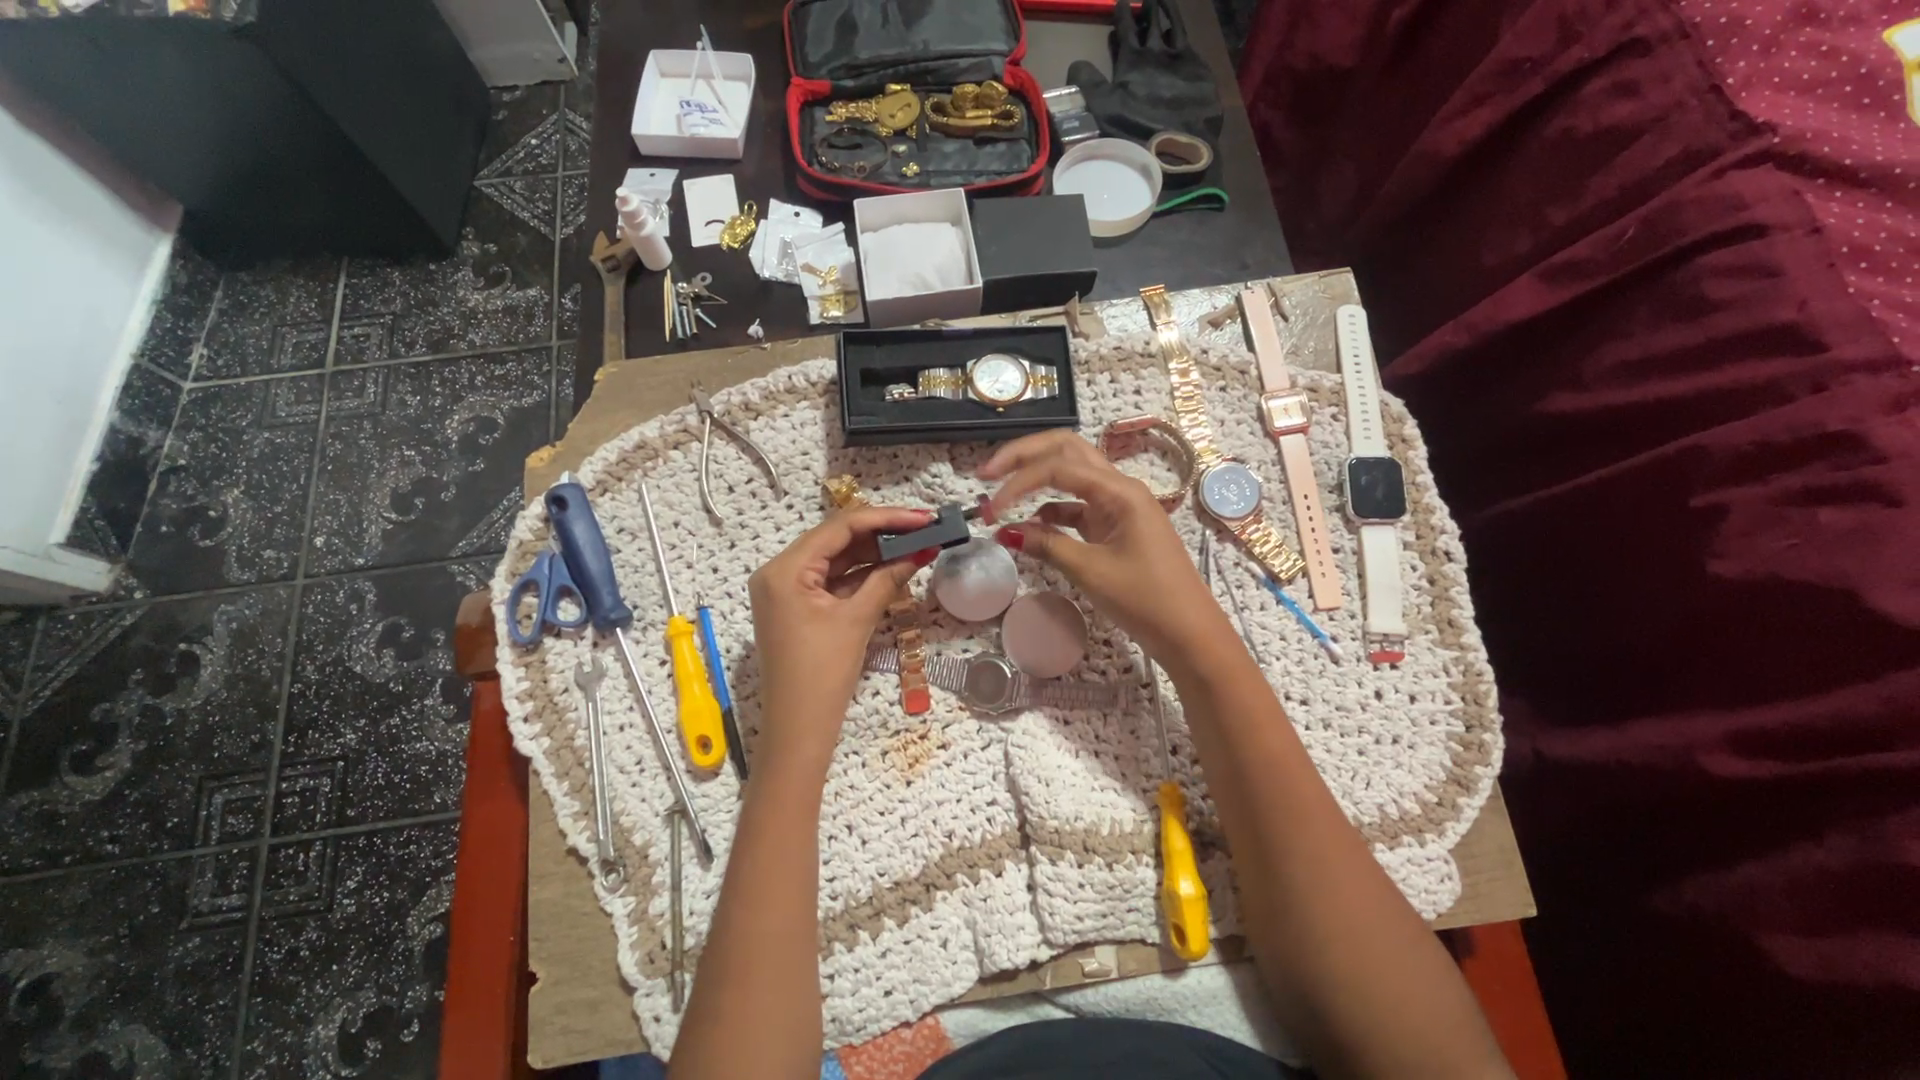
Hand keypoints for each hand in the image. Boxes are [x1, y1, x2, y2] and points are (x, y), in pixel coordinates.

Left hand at [748, 506, 934, 761]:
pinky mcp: (796, 607)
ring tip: (917, 544)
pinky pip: (832, 580)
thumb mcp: (856, 620)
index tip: (923, 517)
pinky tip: (895, 567)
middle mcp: (778, 572)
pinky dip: (862, 575)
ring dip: (875, 553)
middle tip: (925, 528)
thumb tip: (922, 550)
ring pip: (836, 558)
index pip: (839, 527)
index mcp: (784, 570)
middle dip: (882, 533)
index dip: (885, 519)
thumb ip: (887, 578)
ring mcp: (785, 590)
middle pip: (836, 539)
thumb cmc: (822, 675)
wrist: (798, 730)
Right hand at [980, 431, 1231, 666]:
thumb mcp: (1091, 571)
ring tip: (1000, 499)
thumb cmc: (1146, 600)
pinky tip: (1029, 528)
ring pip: (1071, 475)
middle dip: (1024, 457)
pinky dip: (1050, 512)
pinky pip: (1077, 507)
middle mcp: (1119, 488)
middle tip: (986, 473)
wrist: (1189, 632)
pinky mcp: (1116, 527)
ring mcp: (1119, 507)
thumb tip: (1006, 532)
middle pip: (1066, 451)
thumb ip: (1047, 545)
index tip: (990, 508)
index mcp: (1119, 491)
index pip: (1058, 467)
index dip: (1018, 481)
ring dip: (1035, 481)